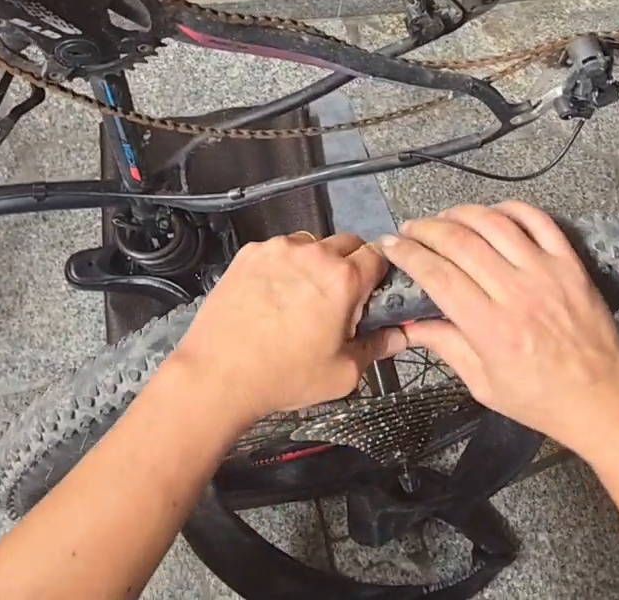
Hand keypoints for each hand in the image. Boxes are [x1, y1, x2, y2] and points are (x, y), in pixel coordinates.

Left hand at [168, 231, 402, 426]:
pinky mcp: (250, 253)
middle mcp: (313, 254)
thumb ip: (377, 348)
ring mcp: (278, 249)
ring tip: (303, 295)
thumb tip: (399, 336)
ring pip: (312, 243)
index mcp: (343, 279)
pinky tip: (274, 294)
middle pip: (347, 243)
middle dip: (351, 264)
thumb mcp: (342, 373)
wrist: (219, 374)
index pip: (378, 256)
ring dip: (316, 261)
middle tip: (340, 297)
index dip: (379, 272)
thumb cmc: (284, 376)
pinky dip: (284, 265)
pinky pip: (279, 250)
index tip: (373, 289)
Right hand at [380, 202, 618, 456]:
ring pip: (494, 223)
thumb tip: (407, 322)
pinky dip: (509, 208)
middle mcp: (517, 293)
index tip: (390, 245)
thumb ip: (445, 345)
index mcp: (492, 329)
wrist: (605, 402)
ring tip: (442, 218)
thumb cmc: (540, 400)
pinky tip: (489, 214)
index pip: (438, 276)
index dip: (408, 255)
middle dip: (426, 229)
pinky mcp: (569, 263)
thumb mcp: (483, 384)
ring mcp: (547, 273)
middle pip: (460, 242)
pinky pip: (537, 220)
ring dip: (460, 214)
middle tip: (410, 230)